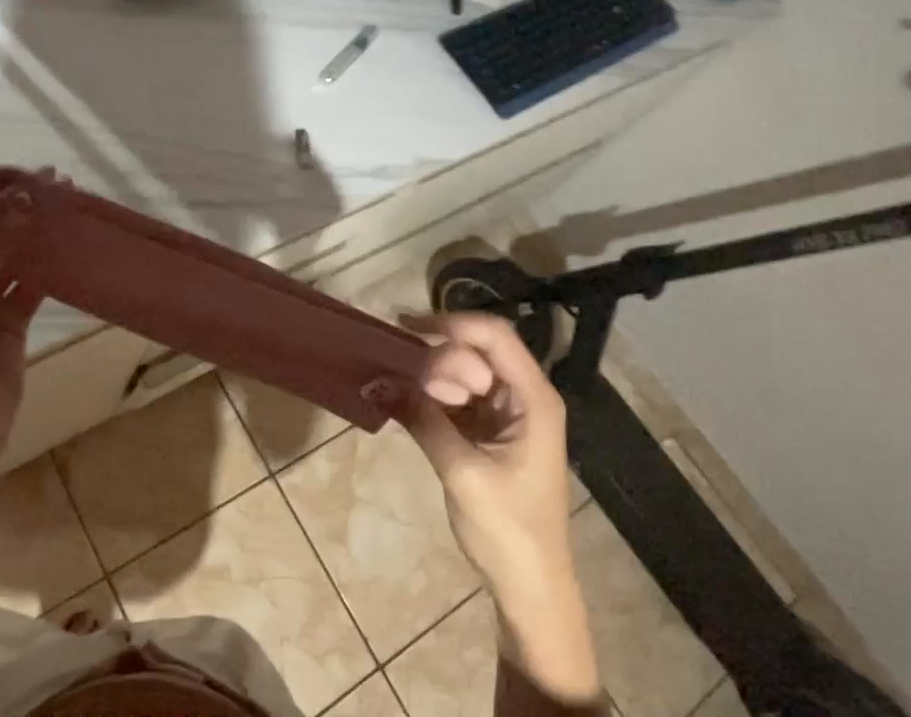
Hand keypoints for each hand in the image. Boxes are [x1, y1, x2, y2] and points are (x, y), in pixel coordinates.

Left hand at [0, 178, 43, 463]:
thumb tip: (20, 201)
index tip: (26, 180)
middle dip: (14, 207)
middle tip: (57, 184)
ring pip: (9, 254)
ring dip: (34, 233)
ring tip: (70, 207)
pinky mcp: (9, 323)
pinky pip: (29, 284)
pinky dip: (47, 265)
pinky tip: (70, 247)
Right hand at [400, 313, 573, 587]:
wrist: (530, 585)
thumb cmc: (508, 530)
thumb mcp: (462, 472)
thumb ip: (422, 419)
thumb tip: (378, 381)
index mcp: (533, 399)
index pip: (494, 336)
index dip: (451, 324)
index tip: (404, 332)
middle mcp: (523, 396)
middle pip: (476, 349)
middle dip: (434, 354)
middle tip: (396, 371)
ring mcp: (506, 413)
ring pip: (463, 372)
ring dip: (429, 375)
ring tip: (392, 383)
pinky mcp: (488, 430)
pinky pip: (456, 397)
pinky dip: (431, 396)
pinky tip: (402, 401)